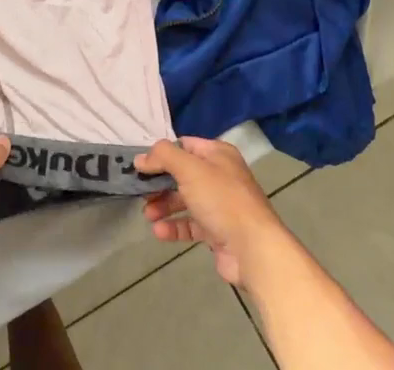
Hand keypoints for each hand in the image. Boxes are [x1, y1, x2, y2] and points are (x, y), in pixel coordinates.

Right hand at [134, 137, 290, 286]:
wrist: (253, 248)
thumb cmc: (221, 199)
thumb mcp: (190, 169)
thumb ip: (163, 157)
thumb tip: (141, 158)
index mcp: (218, 155)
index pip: (184, 145)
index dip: (162, 153)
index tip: (141, 164)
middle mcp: (220, 176)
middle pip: (182, 174)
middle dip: (160, 183)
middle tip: (141, 191)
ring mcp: (219, 205)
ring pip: (184, 200)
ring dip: (163, 206)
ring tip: (148, 214)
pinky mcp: (217, 231)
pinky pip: (190, 225)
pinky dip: (174, 227)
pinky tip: (159, 231)